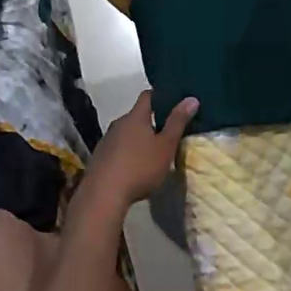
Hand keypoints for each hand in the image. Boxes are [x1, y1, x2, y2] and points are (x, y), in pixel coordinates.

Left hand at [78, 90, 197, 209]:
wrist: (103, 195)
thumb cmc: (139, 167)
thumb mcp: (165, 146)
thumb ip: (177, 122)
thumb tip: (192, 98)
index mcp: (135, 117)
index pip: (148, 95)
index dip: (160, 95)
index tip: (173, 101)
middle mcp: (118, 123)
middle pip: (136, 115)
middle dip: (151, 121)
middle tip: (166, 132)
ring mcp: (106, 140)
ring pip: (126, 133)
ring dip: (138, 138)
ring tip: (151, 152)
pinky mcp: (99, 158)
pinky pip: (117, 148)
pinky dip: (127, 152)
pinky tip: (133, 167)